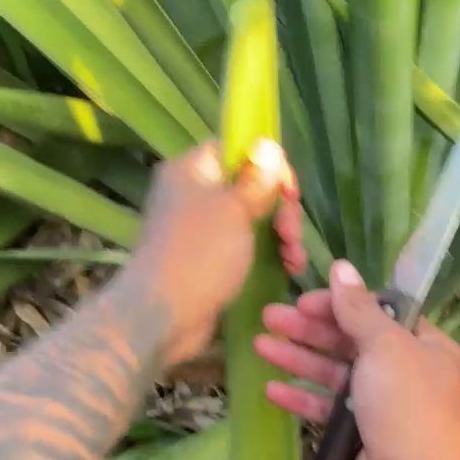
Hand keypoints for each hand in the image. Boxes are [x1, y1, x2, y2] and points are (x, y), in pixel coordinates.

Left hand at [127, 138, 302, 362]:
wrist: (165, 314)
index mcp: (193, 170)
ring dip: (281, 235)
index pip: (236, 149)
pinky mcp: (209, 260)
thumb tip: (268, 145)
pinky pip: (245, 246)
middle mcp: (194, 195)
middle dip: (280, 209)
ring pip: (252, 219)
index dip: (268, 165)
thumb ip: (256, 178)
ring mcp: (201, 230)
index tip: (290, 192)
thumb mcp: (235, 210)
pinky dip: (268, 254)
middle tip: (291, 235)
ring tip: (294, 260)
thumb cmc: (200, 254)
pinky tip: (288, 270)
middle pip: (250, 186)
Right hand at [254, 259, 459, 459]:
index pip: (379, 311)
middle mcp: (407, 370)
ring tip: (259, 345)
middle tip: (269, 317)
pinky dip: (303, 397)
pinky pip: (329, 408)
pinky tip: (271, 389)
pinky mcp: (363, 433)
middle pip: (352, 341)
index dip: (340, 303)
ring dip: (300, 359)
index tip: (304, 301)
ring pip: (336, 374)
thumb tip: (342, 266)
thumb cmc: (407, 406)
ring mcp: (384, 404)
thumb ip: (359, 308)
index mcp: (424, 344)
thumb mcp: (385, 347)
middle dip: (310, 329)